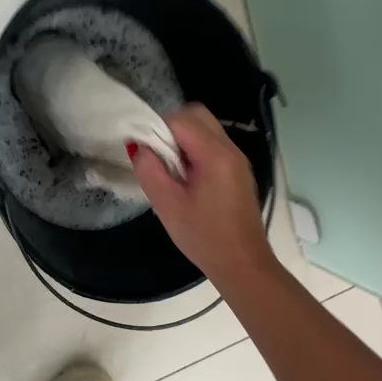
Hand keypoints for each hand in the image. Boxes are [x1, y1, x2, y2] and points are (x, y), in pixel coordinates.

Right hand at [130, 104, 277, 288]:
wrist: (243, 266)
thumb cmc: (204, 237)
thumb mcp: (167, 204)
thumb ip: (149, 169)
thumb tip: (138, 145)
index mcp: (215, 154)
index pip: (181, 119)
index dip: (158, 130)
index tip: (147, 153)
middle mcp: (230, 149)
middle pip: (197, 115)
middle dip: (172, 127)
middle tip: (158, 156)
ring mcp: (238, 160)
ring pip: (206, 128)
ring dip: (184, 139)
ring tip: (171, 170)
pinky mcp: (238, 171)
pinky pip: (213, 145)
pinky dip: (196, 150)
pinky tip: (187, 180)